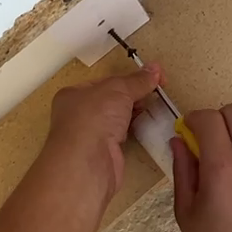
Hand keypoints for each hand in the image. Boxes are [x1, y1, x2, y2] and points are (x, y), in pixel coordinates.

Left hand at [39, 65, 160, 203]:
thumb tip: (155, 68)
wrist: (88, 163)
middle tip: (157, 91)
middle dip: (134, 95)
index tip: (153, 76)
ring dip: (135, 112)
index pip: (106, 82)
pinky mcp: (104, 153)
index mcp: (74, 94)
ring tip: (155, 106)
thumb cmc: (94, 118)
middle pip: (112, 100)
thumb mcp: (118, 90)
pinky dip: (134, 129)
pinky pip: (123, 135)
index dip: (129, 78)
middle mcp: (79, 114)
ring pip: (118, 118)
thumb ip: (137, 80)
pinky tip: (146, 125)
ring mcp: (91, 135)